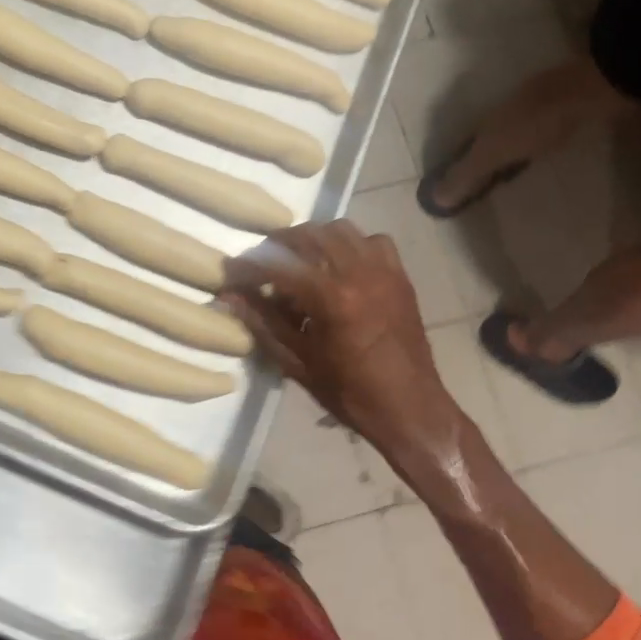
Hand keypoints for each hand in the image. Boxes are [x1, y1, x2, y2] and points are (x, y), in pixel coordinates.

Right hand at [222, 222, 467, 470]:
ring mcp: (384, 271)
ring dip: (314, 238)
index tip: (231, 271)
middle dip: (279, 244)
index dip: (249, 267)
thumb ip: (262, 322)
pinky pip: (374, 241)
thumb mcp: (297, 361)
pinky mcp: (401, 276)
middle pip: (309, 235)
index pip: (278, 266)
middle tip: (262, 263)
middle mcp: (358, 273)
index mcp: (331, 298)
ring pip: (341, 230)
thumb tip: (229, 296)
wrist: (411, 409)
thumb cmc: (350, 393)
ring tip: (299, 259)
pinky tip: (341, 266)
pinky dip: (353, 244)